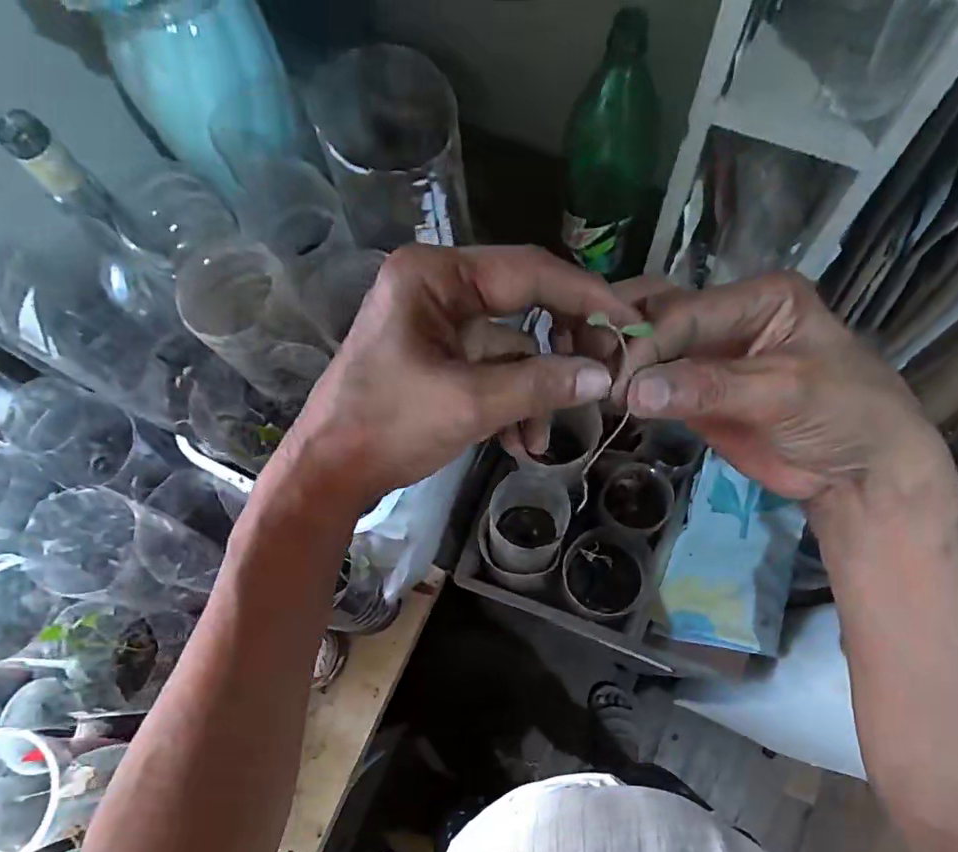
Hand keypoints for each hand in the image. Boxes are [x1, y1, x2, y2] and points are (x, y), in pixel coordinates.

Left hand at [279, 245, 639, 515]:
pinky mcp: (436, 359)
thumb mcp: (469, 403)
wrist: (329, 472)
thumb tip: (604, 375)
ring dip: (532, 395)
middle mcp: (436, 288)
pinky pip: (490, 372)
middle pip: (523, 309)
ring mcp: (436, 325)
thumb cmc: (387, 427)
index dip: (585, 298)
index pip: (529, 272)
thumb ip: (540, 384)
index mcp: (434, 275)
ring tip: (538, 442)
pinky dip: (509, 404)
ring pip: (511, 350)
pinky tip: (519, 443)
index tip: (628, 324)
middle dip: (557, 357)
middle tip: (596, 386)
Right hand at [616, 272, 957, 524]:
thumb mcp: (782, 392)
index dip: (648, 343)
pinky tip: (605, 398)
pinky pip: (654, 384)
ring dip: (620, 362)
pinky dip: (630, 390)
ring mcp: (708, 356)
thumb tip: (634, 393)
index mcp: (760, 297)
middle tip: (588, 366)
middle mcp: (728, 317)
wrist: (858, 471)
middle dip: (623, 335)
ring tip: (589, 381)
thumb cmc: (843, 415)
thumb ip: (708, 388)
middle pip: (660, 313)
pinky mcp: (695, 394)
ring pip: (650, 347)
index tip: (618, 382)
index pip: (686, 311)